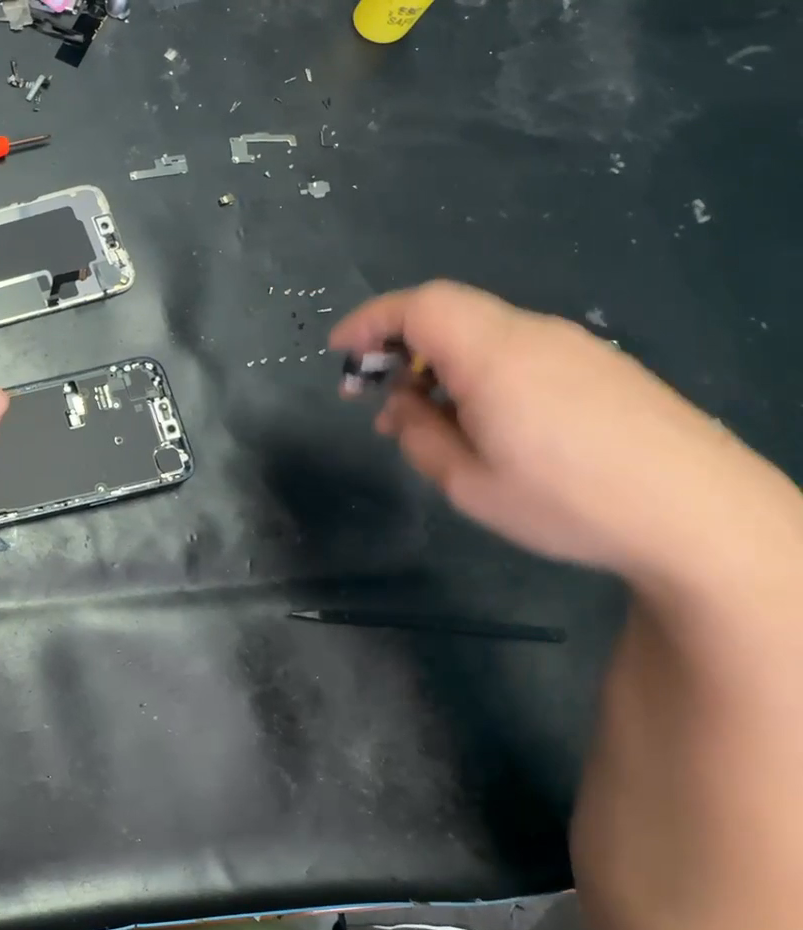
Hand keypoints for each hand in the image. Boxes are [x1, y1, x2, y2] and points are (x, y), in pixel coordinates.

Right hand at [330, 281, 802, 589]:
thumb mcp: (465, 481)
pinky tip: (476, 423)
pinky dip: (474, 373)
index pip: (419, 307)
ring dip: (435, 365)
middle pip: (449, 314)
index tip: (338, 354)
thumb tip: (405, 406)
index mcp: (495, 356)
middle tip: (370, 400)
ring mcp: (574, 349)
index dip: (369, 322)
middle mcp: (535, 336)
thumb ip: (420, 435)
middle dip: (396, 347)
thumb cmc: (565, 500)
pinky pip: (516, 352)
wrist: (699, 513)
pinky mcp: (599, 369)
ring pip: (482, 335)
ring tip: (420, 423)